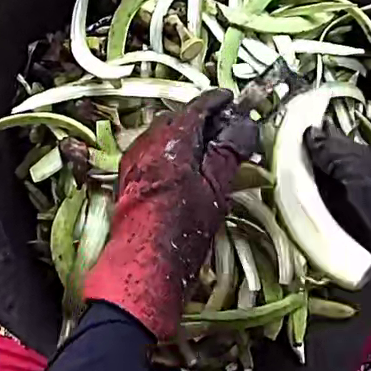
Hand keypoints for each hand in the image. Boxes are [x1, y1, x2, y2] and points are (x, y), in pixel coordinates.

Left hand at [82, 88, 259, 337]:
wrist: (142, 270)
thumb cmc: (184, 231)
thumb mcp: (216, 190)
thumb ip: (228, 152)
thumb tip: (243, 123)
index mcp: (170, 142)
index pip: (196, 108)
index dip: (216, 102)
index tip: (232, 100)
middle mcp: (146, 144)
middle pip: (177, 118)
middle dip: (201, 118)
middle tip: (226, 128)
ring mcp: (133, 161)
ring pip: (163, 135)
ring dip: (186, 135)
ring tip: (210, 149)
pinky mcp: (128, 179)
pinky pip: (153, 151)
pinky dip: (173, 150)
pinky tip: (187, 168)